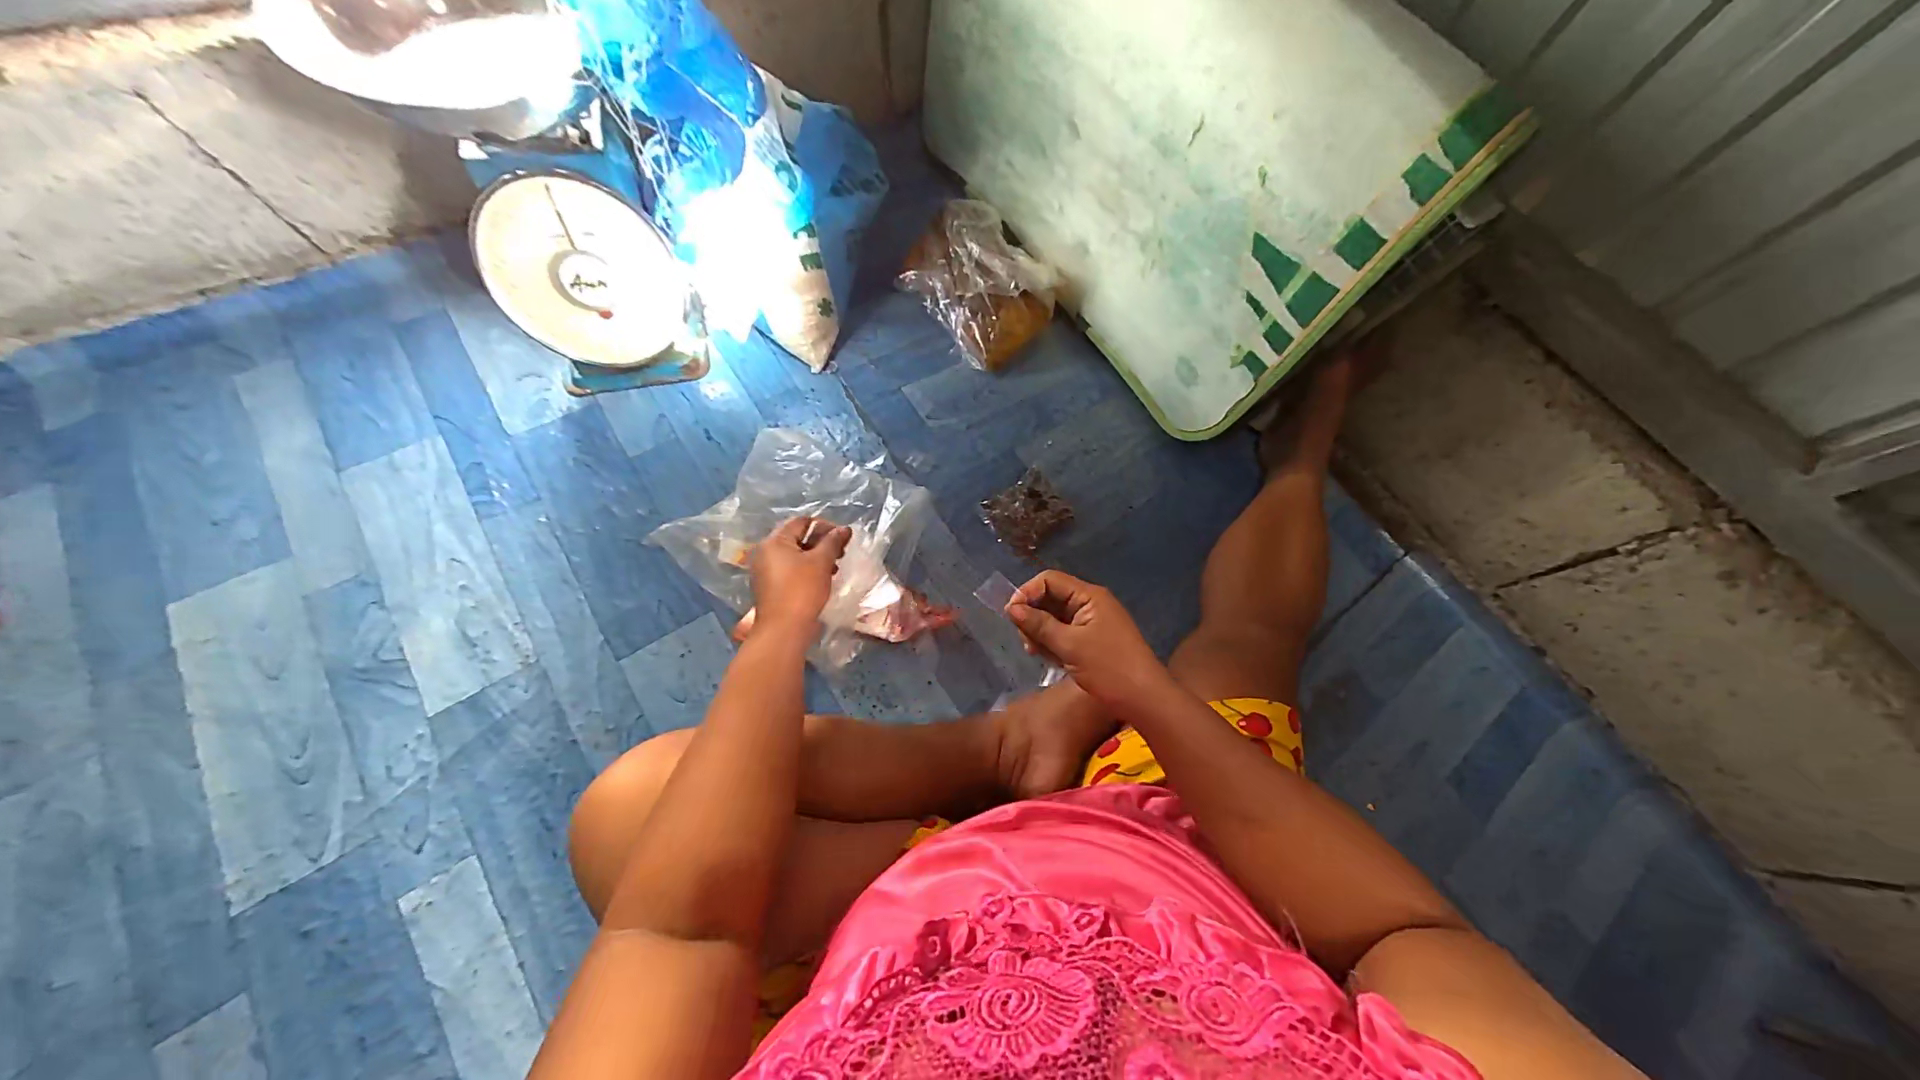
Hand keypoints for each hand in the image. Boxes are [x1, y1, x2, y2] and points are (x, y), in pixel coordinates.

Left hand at [748, 517, 851, 632]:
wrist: (783, 629)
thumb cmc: (802, 590)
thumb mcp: (821, 562)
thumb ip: (833, 542)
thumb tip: (844, 529)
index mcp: (774, 541)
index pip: (801, 522)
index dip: (825, 526)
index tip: (843, 538)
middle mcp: (765, 552)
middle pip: (797, 537)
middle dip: (821, 543)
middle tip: (841, 553)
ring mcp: (764, 570)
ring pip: (794, 555)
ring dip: (816, 557)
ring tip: (834, 568)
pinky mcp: (769, 586)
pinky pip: (789, 569)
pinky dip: (805, 569)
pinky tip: (821, 579)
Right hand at [1004, 570, 1168, 703]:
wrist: (1143, 699)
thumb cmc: (1108, 668)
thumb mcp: (1069, 645)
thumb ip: (1039, 624)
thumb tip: (1012, 608)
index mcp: (1089, 596)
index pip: (1050, 580)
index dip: (1027, 593)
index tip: (1011, 615)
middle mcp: (1090, 604)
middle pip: (1050, 598)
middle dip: (1033, 617)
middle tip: (1026, 641)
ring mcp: (1091, 623)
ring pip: (1054, 618)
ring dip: (1041, 633)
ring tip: (1037, 653)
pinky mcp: (1091, 641)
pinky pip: (1064, 634)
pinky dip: (1053, 644)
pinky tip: (1051, 660)